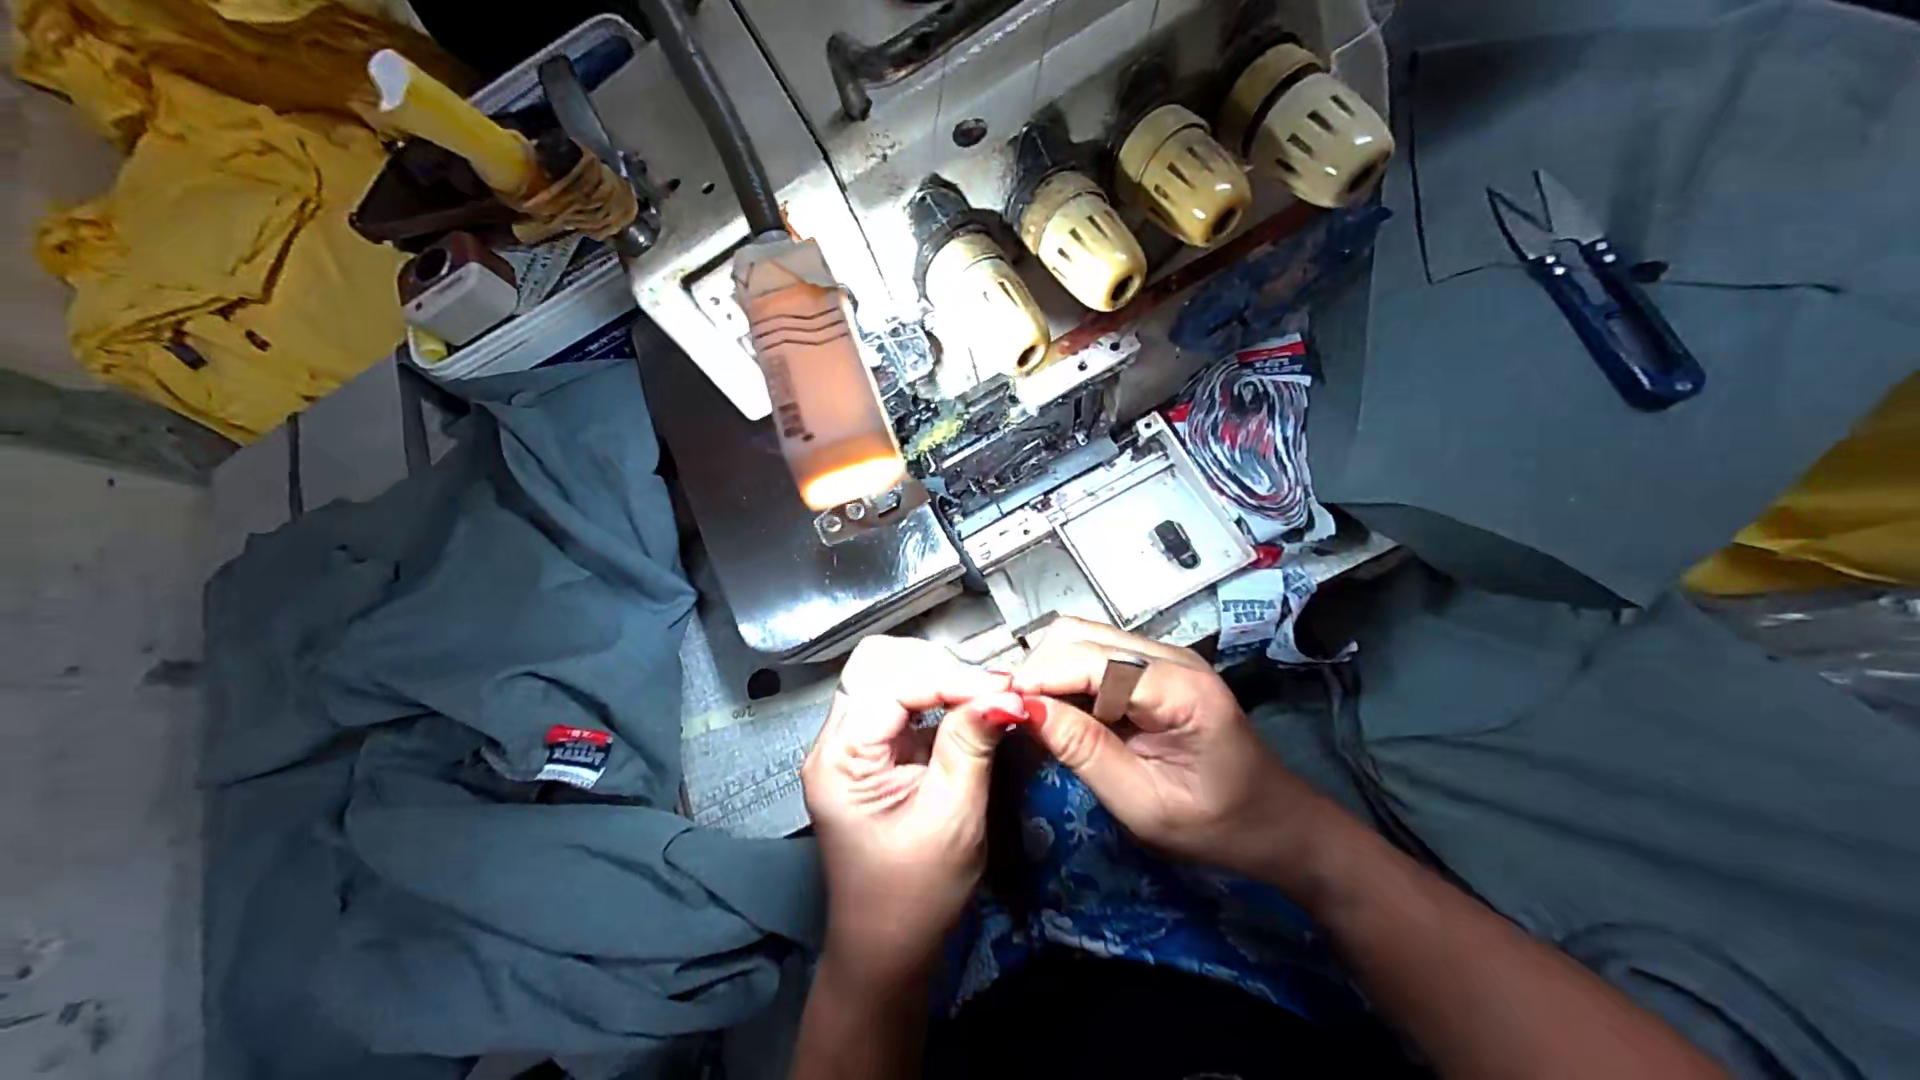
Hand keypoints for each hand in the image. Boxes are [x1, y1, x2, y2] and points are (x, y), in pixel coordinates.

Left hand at [800, 636, 1025, 989]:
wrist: (888, 948)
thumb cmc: (914, 897)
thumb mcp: (952, 819)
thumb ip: (972, 746)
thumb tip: (1006, 693)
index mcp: (839, 759)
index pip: (892, 684)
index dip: (951, 678)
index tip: (1004, 688)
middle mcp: (835, 741)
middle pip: (878, 663)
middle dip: (938, 665)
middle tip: (991, 689)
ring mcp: (851, 743)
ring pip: (888, 672)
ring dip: (938, 673)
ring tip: (984, 694)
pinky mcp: (874, 749)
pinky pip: (901, 698)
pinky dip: (937, 691)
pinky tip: (967, 704)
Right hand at [1009, 618, 1320, 876]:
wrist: (1274, 823)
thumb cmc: (1217, 825)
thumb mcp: (1144, 805)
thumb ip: (1084, 752)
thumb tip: (1022, 709)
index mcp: (1182, 689)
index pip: (1092, 660)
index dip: (1039, 677)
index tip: (996, 708)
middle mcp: (1170, 656)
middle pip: (1079, 635)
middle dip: (1035, 669)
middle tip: (1007, 715)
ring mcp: (1161, 656)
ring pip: (1080, 637)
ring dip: (1045, 670)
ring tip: (1026, 714)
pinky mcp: (1149, 667)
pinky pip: (1092, 655)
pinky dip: (1062, 677)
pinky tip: (1053, 712)